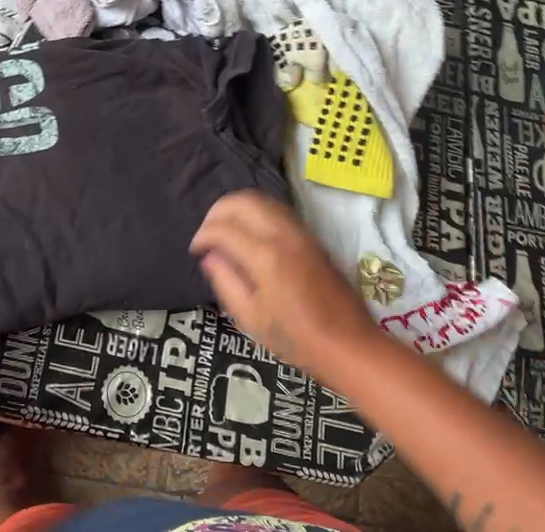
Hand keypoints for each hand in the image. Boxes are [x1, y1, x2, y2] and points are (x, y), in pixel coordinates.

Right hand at [191, 191, 378, 377]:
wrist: (349, 345)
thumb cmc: (296, 338)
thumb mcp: (250, 317)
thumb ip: (225, 281)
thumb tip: (210, 256)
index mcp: (264, 255)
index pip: (222, 228)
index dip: (203, 235)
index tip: (195, 250)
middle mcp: (282, 234)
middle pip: (242, 201)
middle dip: (217, 212)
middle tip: (207, 234)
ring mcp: (300, 232)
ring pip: (261, 200)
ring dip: (238, 209)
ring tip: (226, 231)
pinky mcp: (311, 237)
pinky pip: (277, 210)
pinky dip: (256, 213)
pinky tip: (250, 235)